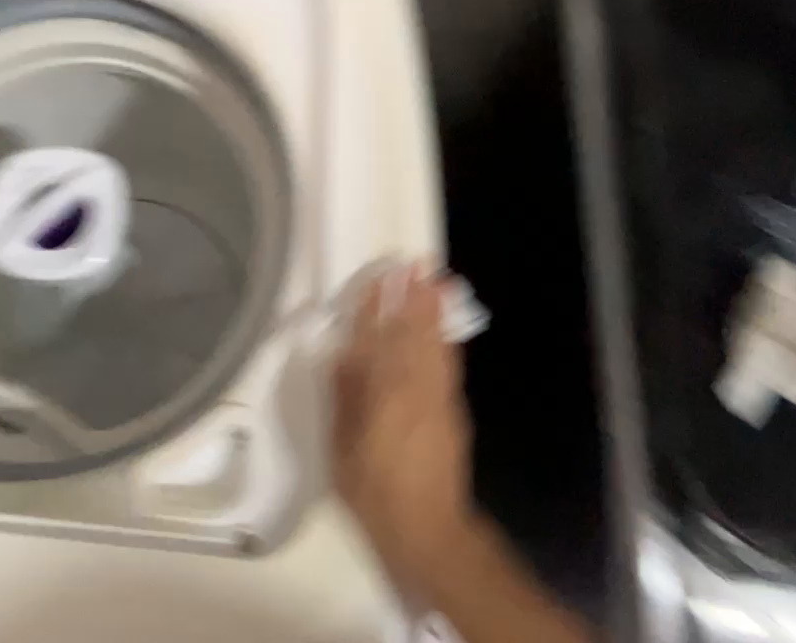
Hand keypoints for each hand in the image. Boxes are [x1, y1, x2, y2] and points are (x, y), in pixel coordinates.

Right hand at [332, 260, 478, 599]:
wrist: (430, 531)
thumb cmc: (375, 493)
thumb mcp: (343, 450)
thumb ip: (344, 399)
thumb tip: (342, 357)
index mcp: (382, 395)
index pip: (374, 340)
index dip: (374, 308)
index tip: (376, 278)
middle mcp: (413, 389)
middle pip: (413, 334)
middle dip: (413, 297)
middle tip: (415, 265)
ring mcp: (438, 399)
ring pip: (436, 345)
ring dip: (434, 311)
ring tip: (436, 281)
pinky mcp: (452, 413)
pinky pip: (448, 364)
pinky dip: (446, 339)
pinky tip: (445, 328)